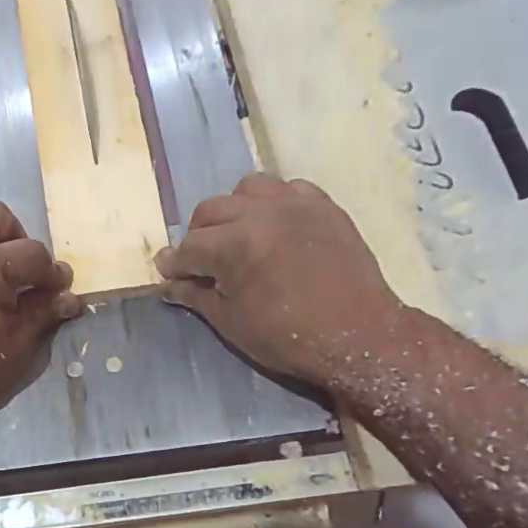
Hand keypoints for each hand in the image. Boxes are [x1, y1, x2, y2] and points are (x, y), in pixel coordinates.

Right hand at [153, 174, 401, 386]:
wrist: (360, 335)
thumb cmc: (292, 340)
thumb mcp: (234, 324)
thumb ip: (197, 297)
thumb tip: (168, 284)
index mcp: (236, 245)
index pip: (189, 247)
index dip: (174, 263)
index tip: (166, 272)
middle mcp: (262, 212)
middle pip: (211, 210)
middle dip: (197, 236)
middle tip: (200, 262)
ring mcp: (296, 203)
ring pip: (247, 189)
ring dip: (233, 211)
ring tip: (238, 237)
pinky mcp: (324, 205)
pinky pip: (287, 188)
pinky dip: (272, 204)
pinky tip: (275, 228)